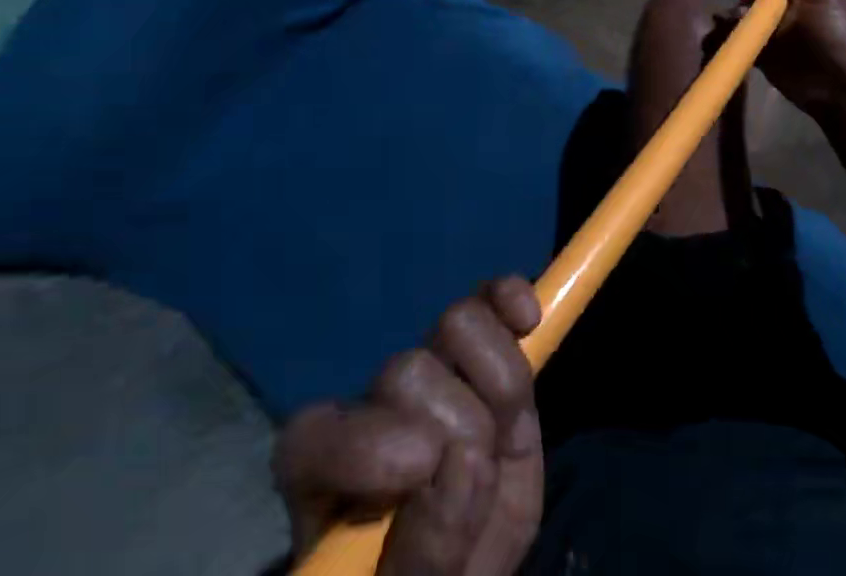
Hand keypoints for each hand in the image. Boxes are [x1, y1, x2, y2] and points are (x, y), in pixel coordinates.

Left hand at [275, 277, 543, 575]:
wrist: (470, 549)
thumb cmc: (421, 569)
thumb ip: (429, 546)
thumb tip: (465, 458)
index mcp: (321, 466)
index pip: (320, 436)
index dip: (367, 447)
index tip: (419, 470)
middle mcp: (373, 403)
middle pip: (409, 372)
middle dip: (463, 429)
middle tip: (480, 481)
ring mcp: (430, 366)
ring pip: (460, 328)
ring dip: (501, 387)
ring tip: (506, 437)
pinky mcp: (481, 348)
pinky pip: (488, 298)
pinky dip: (507, 298)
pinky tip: (525, 316)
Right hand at [729, 0, 845, 113]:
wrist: (836, 85)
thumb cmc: (835, 33)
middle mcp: (797, 7)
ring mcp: (779, 31)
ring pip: (752, 10)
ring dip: (743, 7)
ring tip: (741, 12)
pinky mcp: (765, 52)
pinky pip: (743, 35)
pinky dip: (735, 29)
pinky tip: (735, 25)